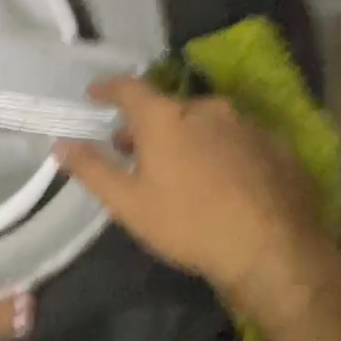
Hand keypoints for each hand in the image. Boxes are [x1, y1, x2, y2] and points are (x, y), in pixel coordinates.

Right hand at [53, 78, 329, 300]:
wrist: (275, 252)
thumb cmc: (189, 223)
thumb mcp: (127, 203)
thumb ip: (91, 169)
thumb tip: (60, 144)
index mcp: (166, 117)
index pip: (129, 87)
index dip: (108, 88)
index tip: (94, 93)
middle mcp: (207, 109)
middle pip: (169, 107)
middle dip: (148, 124)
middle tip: (135, 149)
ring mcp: (249, 126)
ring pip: (207, 122)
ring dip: (188, 136)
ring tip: (181, 167)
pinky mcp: (279, 147)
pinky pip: (239, 140)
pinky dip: (222, 151)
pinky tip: (223, 182)